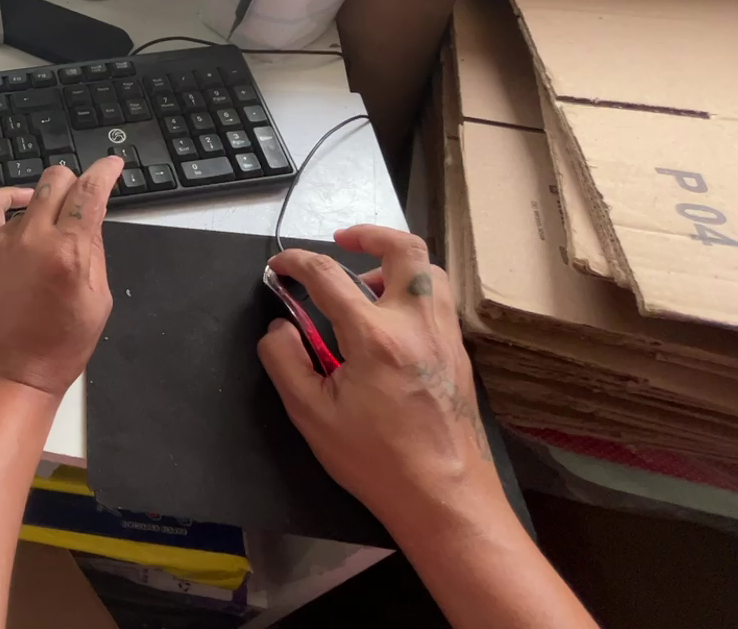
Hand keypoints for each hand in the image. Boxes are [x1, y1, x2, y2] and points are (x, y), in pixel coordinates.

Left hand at [0, 157, 124, 399]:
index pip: (90, 192)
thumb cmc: (60, 345)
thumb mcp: (99, 299)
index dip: (105, 172)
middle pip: (59, 181)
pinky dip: (6, 197)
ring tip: (58, 208)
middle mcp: (36, 237)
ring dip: (49, 192)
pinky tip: (21, 204)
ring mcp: (5, 239)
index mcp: (71, 251)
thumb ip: (96, 252)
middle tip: (86, 194)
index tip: (113, 165)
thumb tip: (92, 220)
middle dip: (78, 181)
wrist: (12, 370)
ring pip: (29, 190)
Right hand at [258, 225, 506, 542]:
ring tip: (362, 285)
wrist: (446, 502)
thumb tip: (281, 327)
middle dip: (369, 234)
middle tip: (341, 241)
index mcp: (374, 337)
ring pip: (430, 272)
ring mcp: (445, 339)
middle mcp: (416, 326)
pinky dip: (409, 291)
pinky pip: (437, 302)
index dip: (295, 262)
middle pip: (406, 250)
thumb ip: (283, 358)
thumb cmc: (374, 459)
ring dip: (393, 264)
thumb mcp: (308, 412)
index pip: (327, 275)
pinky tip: (384, 321)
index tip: (278, 269)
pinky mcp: (458, 356)